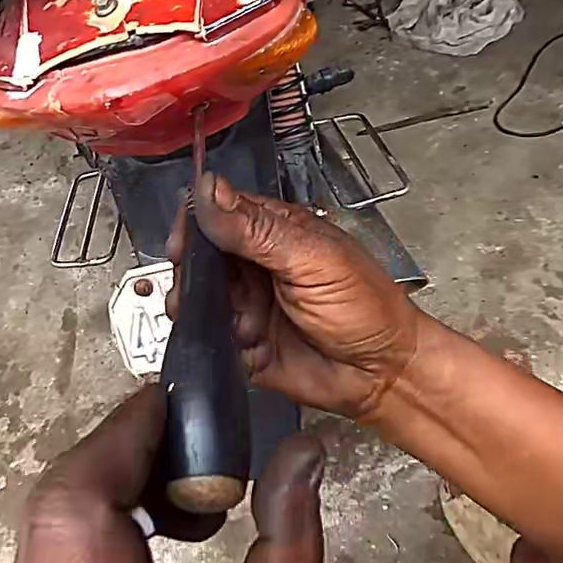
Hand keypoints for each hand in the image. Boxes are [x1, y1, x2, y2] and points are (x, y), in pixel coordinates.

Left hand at [0, 387, 326, 562]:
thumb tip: (297, 457)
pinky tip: (141, 554)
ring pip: (46, 529)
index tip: (167, 410)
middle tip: (190, 460)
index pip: (72, 522)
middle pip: (53, 513)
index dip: (115, 442)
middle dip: (122, 456)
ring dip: (112, 492)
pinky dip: (96, 533)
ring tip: (179, 509)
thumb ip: (288, 562)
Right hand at [169, 173, 423, 419]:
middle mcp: (255, 266)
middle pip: (200, 258)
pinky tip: (251, 343)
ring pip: (199, 299)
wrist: (381, 373)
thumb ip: (257, 229)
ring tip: (245, 323)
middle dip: (194, 275)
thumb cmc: (365, 307)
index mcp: (273, 232)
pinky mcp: (242, 343)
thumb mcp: (313, 259)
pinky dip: (222, 340)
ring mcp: (247, 305)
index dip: (194, 225)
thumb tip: (209, 189)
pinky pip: (211, 337)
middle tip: (200, 290)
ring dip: (210, 311)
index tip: (182, 244)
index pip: (218, 214)